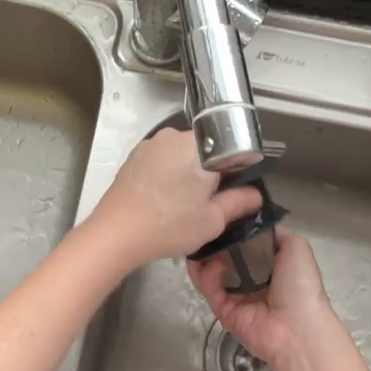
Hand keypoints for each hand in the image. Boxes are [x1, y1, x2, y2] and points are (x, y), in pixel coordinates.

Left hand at [84, 129, 264, 269]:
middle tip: (207, 203)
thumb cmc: (169, 225)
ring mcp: (150, 145)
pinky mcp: (133, 157)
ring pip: (181, 156)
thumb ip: (237, 203)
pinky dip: (166, 177)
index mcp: (198, 145)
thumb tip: (254, 194)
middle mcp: (173, 136)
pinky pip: (161, 162)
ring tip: (182, 205)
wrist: (116, 233)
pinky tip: (163, 201)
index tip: (231, 192)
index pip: (230, 149)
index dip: (235, 171)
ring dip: (186, 175)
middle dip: (209, 173)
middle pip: (204, 151)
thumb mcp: (212, 220)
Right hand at [188, 227, 340, 370]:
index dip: (233, 232)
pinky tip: (213, 264)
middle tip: (204, 226)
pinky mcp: (223, 310)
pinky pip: (209, 289)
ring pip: (212, 274)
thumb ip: (274, 233)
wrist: (297, 327)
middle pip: (226, 258)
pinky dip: (207, 275)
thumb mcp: (296, 247)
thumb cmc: (300, 285)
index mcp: (270, 267)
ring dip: (206, 257)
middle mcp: (252, 281)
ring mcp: (236, 297)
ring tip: (201, 241)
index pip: (245, 246)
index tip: (221, 215)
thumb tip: (255, 224)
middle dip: (215, 243)